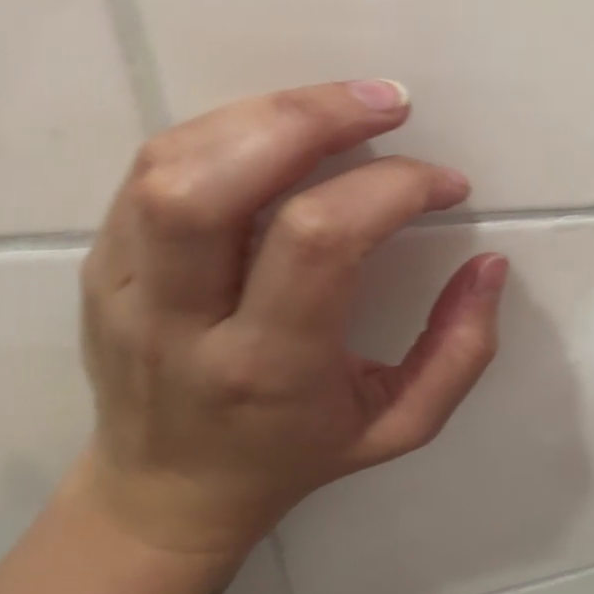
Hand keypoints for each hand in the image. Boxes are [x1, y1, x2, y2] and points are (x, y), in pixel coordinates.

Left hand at [73, 81, 506, 554]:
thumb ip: (462, 350)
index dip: (395, 190)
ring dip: (266, 115)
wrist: (170, 491)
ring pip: (169, 166)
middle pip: (213, 186)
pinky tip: (286, 130)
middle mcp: (182, 322)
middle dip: (311, 120)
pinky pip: (151, 172)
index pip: (321, 241)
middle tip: (389, 102)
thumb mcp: (406, 424)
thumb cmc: (303, 455)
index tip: (448, 185)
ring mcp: (125, 288)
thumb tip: (490, 265)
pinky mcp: (103, 264)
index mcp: (269, 365)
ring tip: (344, 105)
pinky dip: (226, 131)